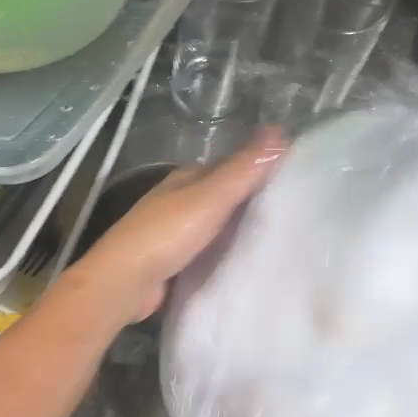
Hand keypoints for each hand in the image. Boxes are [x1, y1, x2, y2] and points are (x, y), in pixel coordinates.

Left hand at [62, 127, 286, 323]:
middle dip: (249, 208)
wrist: (125, 284)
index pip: (229, 169)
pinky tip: (241, 267)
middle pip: (222, 201)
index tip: (292, 185)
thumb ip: (243, 169)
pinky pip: (204, 257)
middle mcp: (177, 203)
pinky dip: (221, 259)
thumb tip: (281, 132)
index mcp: (185, 180)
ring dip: (236, 235)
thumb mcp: (210, 196)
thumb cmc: (166, 235)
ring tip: (274, 244)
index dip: (258, 173)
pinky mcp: (171, 266)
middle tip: (289, 220)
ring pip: (213, 231)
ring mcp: (172, 236)